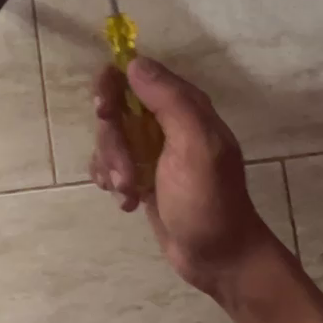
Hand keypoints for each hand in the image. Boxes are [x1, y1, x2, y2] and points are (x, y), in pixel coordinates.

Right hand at [90, 57, 282, 298]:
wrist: (218, 258)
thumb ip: (168, 101)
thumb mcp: (195, 146)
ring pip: (109, 138)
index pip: (135, 74)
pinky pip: (109, 162)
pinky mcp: (141, 173)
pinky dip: (110, 179)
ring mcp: (152, 148)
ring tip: (128, 192)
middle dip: (111, 142)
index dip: (112, 88)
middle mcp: (166, 121)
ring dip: (111, 165)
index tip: (104, 113)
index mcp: (183, 106)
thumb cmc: (209, 201)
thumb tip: (133, 63)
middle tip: (123, 173)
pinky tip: (126, 200)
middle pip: (114, 108)